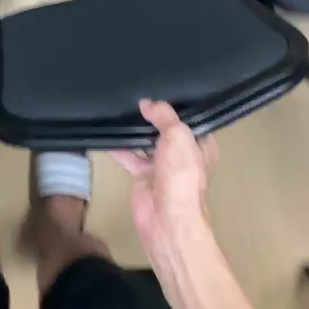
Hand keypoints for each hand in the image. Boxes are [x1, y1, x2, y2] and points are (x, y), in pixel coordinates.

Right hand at [110, 100, 218, 251]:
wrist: (167, 218)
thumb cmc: (181, 174)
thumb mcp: (177, 135)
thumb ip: (163, 115)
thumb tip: (146, 103)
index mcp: (200, 145)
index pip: (189, 120)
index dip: (176, 106)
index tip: (160, 89)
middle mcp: (183, 155)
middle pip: (166, 130)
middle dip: (153, 116)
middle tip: (136, 94)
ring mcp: (163, 166)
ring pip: (147, 142)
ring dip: (136, 130)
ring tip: (121, 107)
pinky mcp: (144, 177)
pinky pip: (130, 157)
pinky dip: (120, 147)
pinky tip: (108, 133)